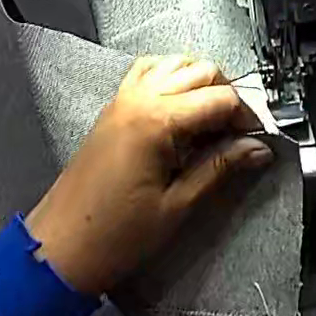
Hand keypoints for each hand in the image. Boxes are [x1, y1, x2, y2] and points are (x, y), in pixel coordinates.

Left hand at [25, 55, 273, 294]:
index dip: (245, 117)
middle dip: (228, 96)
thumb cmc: (114, 235)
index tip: (255, 139)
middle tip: (238, 132)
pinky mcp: (114, 108)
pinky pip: (148, 72)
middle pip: (202, 72)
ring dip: (202, 82)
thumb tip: (256, 149)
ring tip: (212, 119)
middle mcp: (139, 99)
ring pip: (176, 64)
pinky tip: (181, 105)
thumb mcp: (177, 204)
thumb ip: (220, 167)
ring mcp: (123, 99)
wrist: (58, 252)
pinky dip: (172, 77)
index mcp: (156, 120)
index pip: (220, 98)